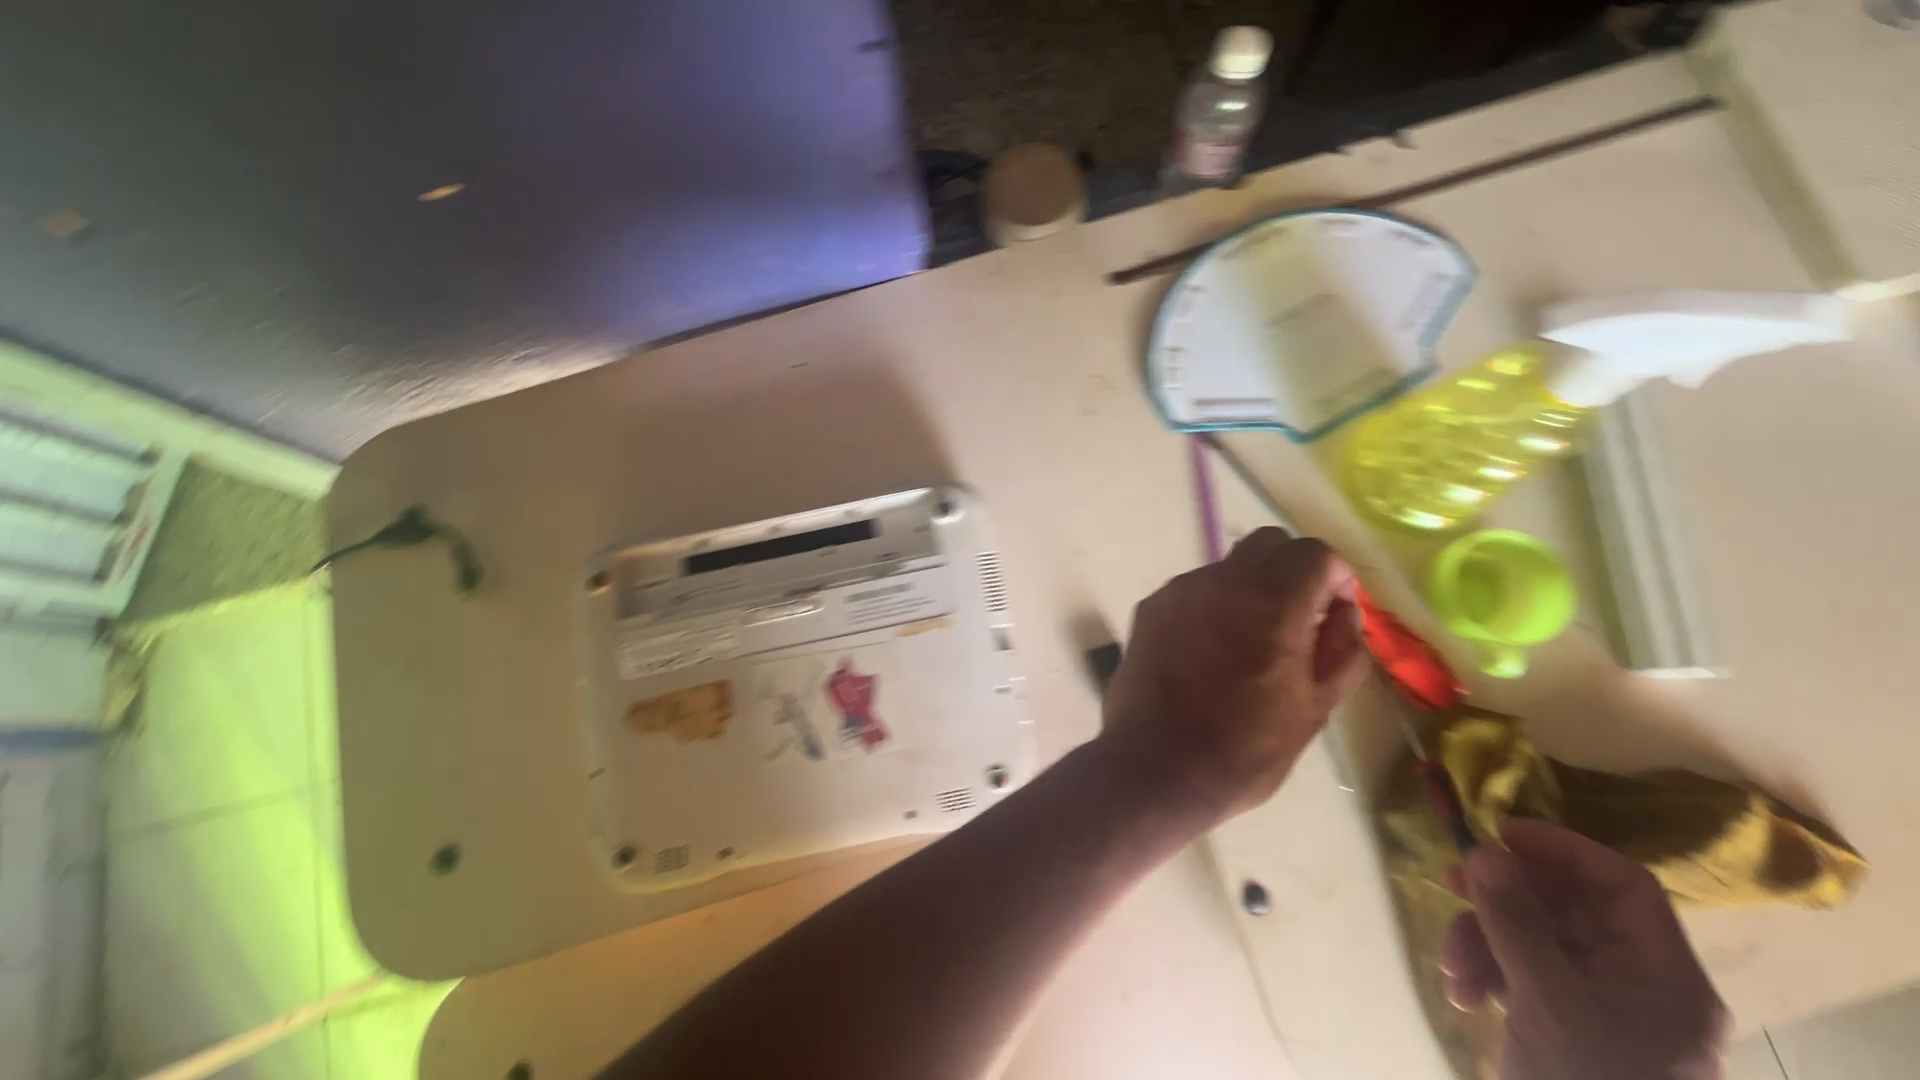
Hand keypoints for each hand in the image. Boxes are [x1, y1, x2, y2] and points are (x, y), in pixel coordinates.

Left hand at [1097, 527, 1366, 822]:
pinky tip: (1209, 654)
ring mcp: (1179, 591)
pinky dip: (1213, 607)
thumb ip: (1342, 649)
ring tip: (1250, 645)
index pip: (1314, 552)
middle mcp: (1222, 581)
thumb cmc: (1245, 748)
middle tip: (1300, 620)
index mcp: (1272, 600)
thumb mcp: (1315, 708)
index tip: (1337, 613)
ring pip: (1228, 567)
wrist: (1156, 768)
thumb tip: (1345, 613)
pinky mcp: (1149, 609)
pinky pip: (1194, 592)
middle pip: (1269, 545)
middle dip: (1294, 572)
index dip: (1335, 578)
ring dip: (1251, 590)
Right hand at [1443, 819, 1729, 1079]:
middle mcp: (1641, 985)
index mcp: (1665, 977)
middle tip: (1449, 885)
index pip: (1624, 886)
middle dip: (1502, 901)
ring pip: (1537, 942)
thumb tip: (1482, 851)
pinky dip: (1489, 976)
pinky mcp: (1571, 1028)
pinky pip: (1527, 976)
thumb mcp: (1547, 1002)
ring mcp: (1605, 1009)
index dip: (1563, 850)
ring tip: (1452, 973)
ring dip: (1482, 944)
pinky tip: (1463, 997)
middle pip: (1569, 911)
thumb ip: (1516, 923)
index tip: (1500, 833)